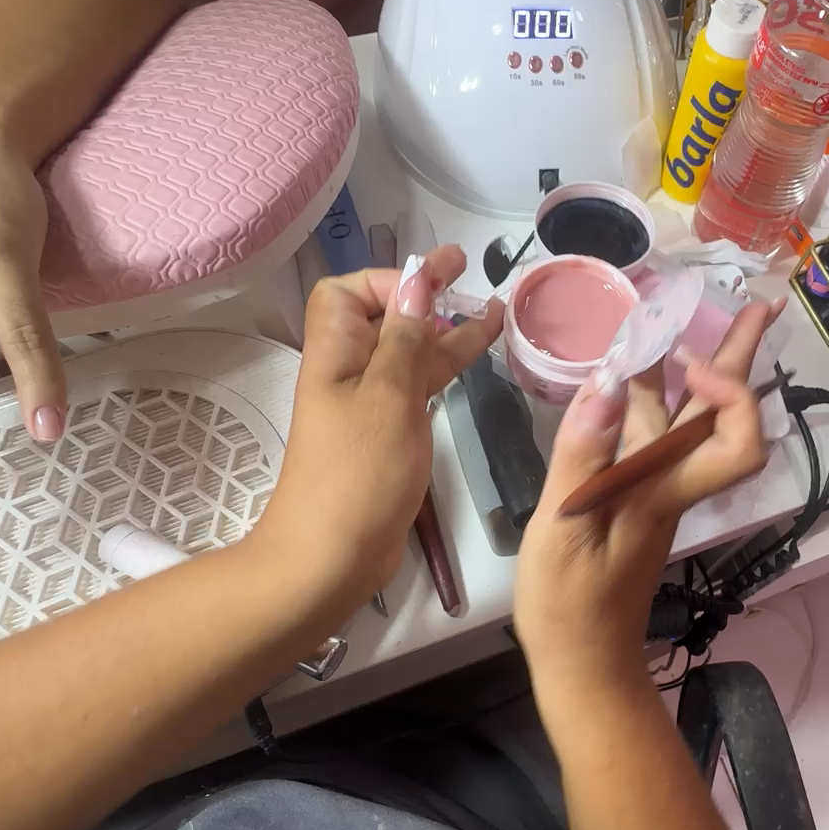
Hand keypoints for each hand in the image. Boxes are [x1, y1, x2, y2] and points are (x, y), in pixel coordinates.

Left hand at [254, 245, 502, 619]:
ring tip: (495, 314)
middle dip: (425, 294)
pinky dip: (446, 368)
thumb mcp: (388, 396)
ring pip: (411, 352)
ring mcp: (372, 403)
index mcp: (336, 352)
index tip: (437, 280)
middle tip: (469, 275)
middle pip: (385, 316)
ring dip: (447, 331)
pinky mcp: (391, 433)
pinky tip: (477, 356)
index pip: (351, 291)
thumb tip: (417, 279)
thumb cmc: (358, 472)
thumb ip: (406, 337)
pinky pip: (419, 386)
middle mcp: (351, 370)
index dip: (391, 280)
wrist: (333, 554)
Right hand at [513, 297, 783, 681]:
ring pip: (682, 421)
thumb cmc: (569, 604)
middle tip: (762, 307)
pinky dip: (649, 398)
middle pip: (719, 418)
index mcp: (663, 492)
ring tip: (693, 320)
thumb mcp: (563, 528)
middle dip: (739, 359)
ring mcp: (652, 490)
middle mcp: (669, 484)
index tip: (692, 363)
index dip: (731, 396)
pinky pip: (651, 437)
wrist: (582, 658)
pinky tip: (634, 375)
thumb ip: (584, 456)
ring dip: (692, 371)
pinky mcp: (632, 497)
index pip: (735, 443)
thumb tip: (609, 382)